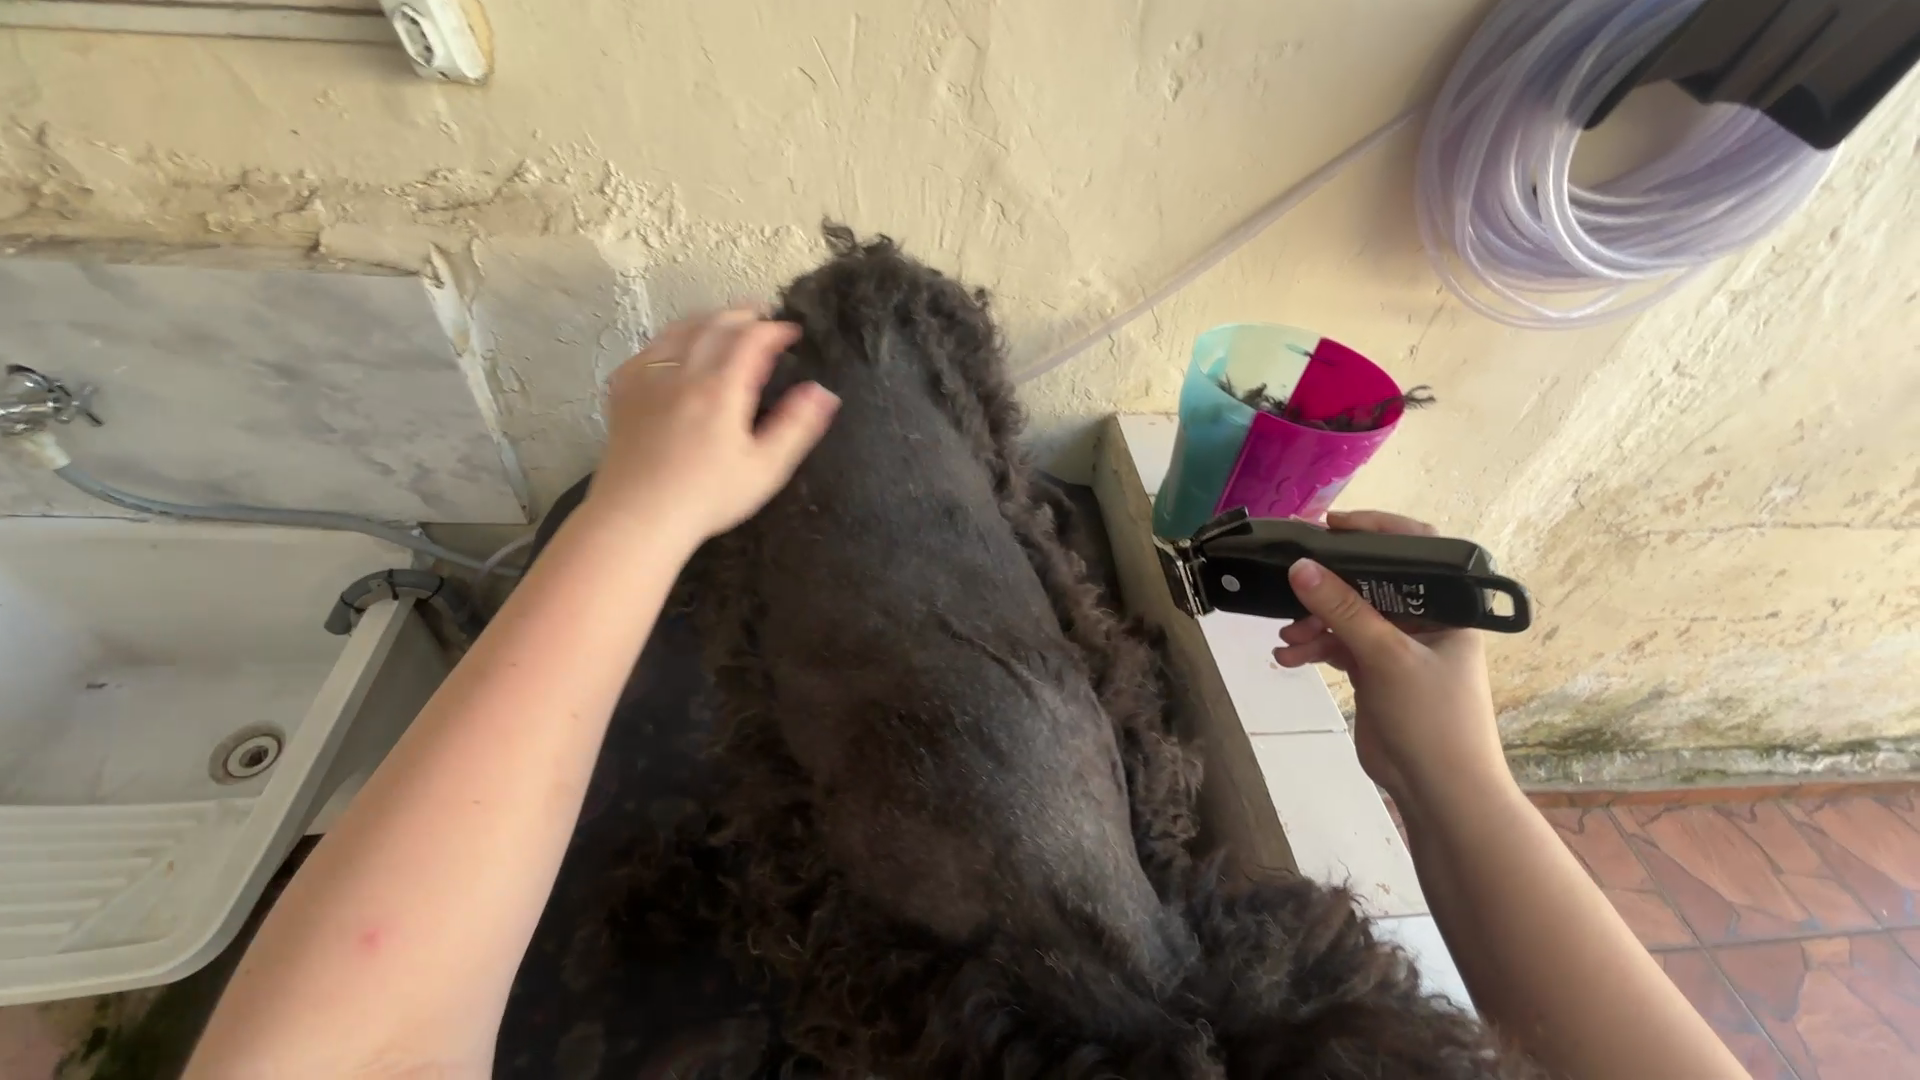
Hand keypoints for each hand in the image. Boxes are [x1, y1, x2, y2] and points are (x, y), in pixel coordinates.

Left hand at [585, 310, 838, 543]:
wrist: (638, 517)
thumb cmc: (707, 497)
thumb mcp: (765, 468)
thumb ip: (796, 426)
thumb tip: (824, 393)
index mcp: (720, 387)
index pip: (752, 338)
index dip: (776, 329)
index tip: (793, 332)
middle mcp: (683, 372)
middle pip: (716, 324)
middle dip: (744, 315)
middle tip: (764, 318)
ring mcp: (648, 377)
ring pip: (681, 329)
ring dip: (709, 319)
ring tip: (727, 323)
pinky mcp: (624, 390)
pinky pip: (650, 347)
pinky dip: (672, 339)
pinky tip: (679, 349)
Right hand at [1270, 510, 1509, 804]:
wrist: (1439, 791)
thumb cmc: (1431, 717)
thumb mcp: (1386, 657)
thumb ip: (1342, 610)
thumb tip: (1300, 566)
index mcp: (1445, 608)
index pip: (1414, 551)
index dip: (1374, 530)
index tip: (1327, 525)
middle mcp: (1422, 620)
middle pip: (1369, 584)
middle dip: (1327, 587)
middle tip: (1288, 581)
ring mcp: (1396, 646)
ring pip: (1346, 616)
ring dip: (1313, 624)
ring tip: (1288, 639)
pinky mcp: (1373, 671)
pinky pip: (1337, 645)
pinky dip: (1313, 648)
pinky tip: (1288, 659)